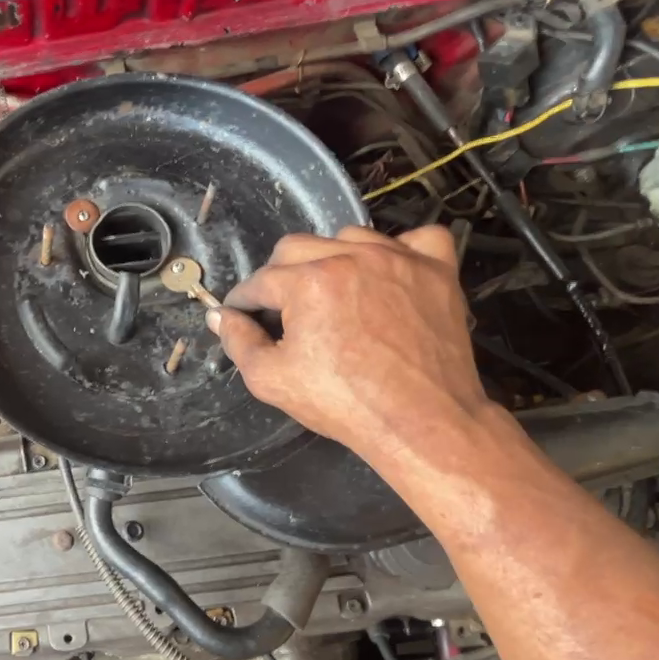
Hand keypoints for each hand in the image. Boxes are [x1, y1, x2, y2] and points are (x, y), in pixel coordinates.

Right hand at [209, 226, 496, 461]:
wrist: (422, 422)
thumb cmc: (344, 403)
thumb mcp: (270, 379)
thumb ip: (238, 341)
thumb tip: (221, 317)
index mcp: (308, 281)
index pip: (259, 281)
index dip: (243, 301)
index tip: (241, 316)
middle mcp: (351, 257)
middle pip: (296, 248)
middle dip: (278, 275)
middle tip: (280, 309)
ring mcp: (399, 259)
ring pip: (348, 237)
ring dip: (330, 258)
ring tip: (330, 293)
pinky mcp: (437, 271)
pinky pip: (416, 239)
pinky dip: (398, 250)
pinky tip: (386, 273)